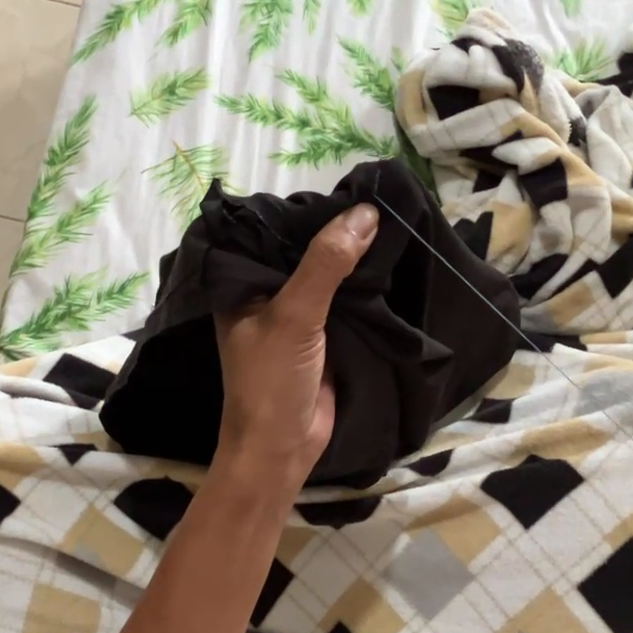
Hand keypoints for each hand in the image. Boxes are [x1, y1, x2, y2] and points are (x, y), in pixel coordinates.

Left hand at [215, 203, 378, 487]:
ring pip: (327, 280)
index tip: (342, 183)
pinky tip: (390, 263)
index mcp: (242, 288)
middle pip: (302, 255)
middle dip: (335, 234)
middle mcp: (265, 299)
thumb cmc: (271, 382)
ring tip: (391, 219)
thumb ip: (325, 265)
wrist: (283, 449)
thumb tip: (366, 213)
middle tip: (378, 196)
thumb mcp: (294, 316)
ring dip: (353, 260)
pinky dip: (363, 290)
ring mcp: (295, 321)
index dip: (301, 211)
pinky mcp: (322, 341)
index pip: (269, 236)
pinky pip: (344, 305)